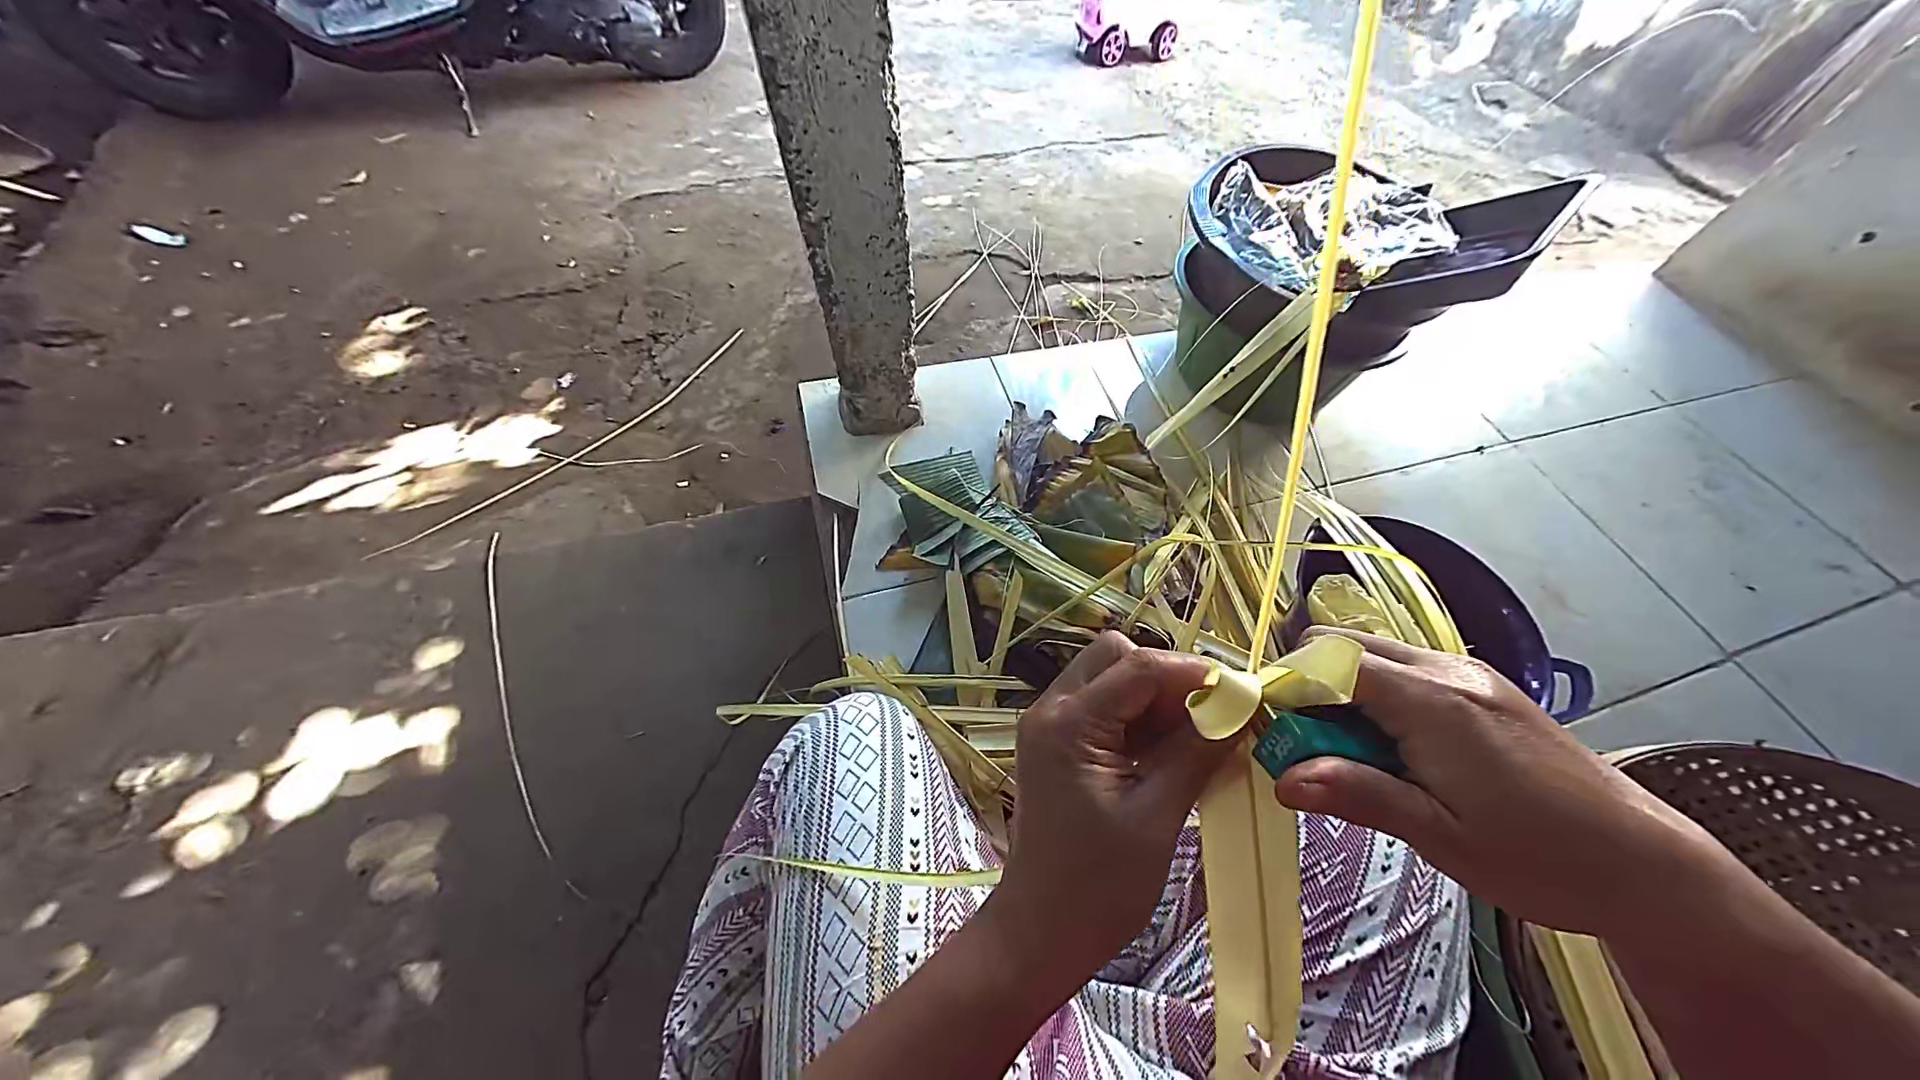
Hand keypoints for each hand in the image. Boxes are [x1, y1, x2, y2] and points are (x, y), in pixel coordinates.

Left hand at [978, 631, 1230, 995]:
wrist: (1041, 930)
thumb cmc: (1097, 886)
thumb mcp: (1157, 817)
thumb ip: (1195, 753)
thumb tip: (1238, 710)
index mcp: (1068, 723)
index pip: (1137, 666)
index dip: (1194, 672)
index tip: (1242, 694)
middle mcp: (1051, 709)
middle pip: (1115, 657)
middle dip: (1168, 678)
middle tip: (1211, 718)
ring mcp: (1050, 725)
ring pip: (1110, 678)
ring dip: (1155, 699)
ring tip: (1196, 738)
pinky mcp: (1058, 743)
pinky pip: (1103, 707)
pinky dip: (1138, 719)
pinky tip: (1169, 750)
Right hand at [1273, 628, 1743, 935]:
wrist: (1654, 870)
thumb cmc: (1545, 860)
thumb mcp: (1441, 837)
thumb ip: (1358, 796)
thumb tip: (1282, 780)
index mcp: (1434, 702)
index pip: (1328, 660)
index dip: (1285, 685)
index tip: (1266, 728)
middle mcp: (1447, 670)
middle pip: (1341, 643)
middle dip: (1304, 684)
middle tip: (1300, 743)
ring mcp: (1466, 673)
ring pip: (1368, 652)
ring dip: (1336, 689)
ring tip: (1344, 751)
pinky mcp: (1478, 686)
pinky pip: (1399, 669)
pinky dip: (1368, 694)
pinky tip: (1386, 745)